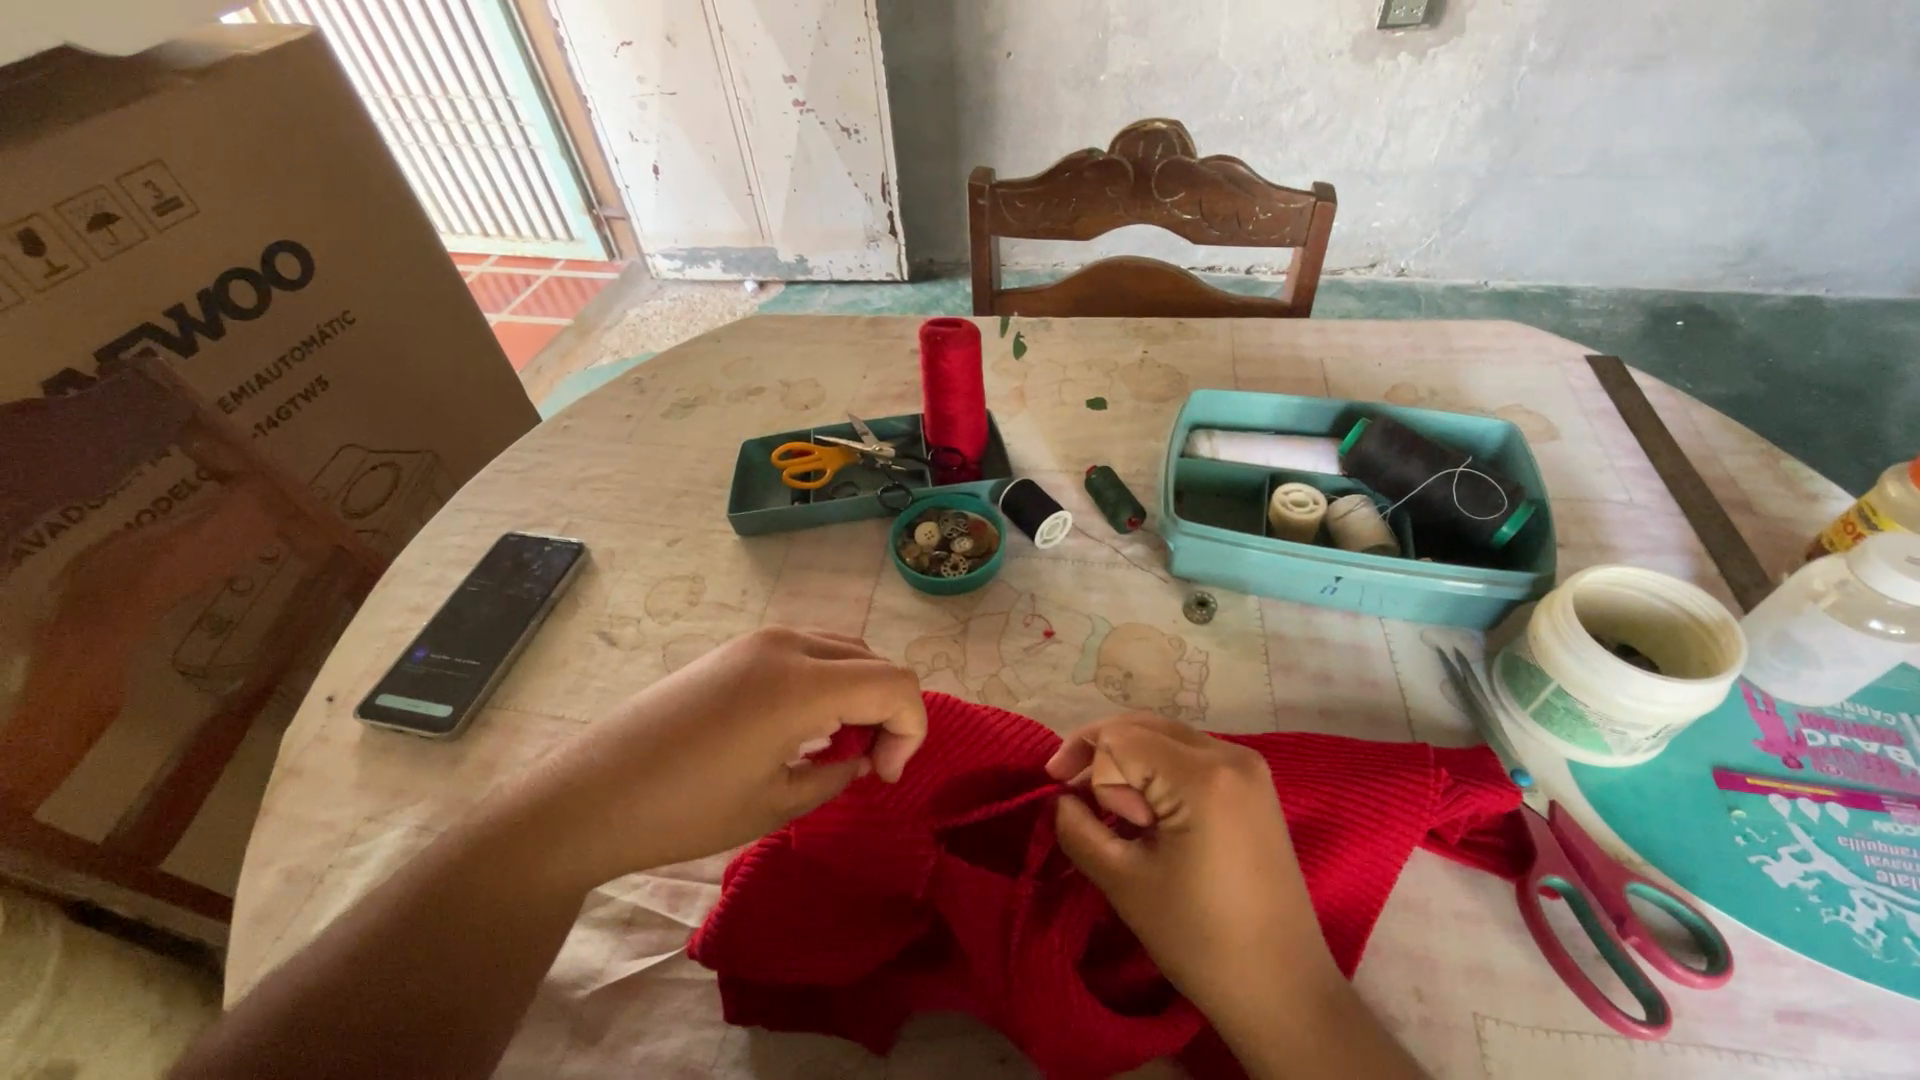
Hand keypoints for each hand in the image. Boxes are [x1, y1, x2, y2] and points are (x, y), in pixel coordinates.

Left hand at [501, 626, 925, 888]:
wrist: (588, 797)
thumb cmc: (684, 812)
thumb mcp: (775, 805)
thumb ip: (836, 775)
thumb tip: (860, 758)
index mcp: (801, 684)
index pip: (896, 684)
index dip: (910, 729)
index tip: (883, 775)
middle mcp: (785, 645)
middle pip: (874, 661)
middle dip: (888, 711)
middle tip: (867, 764)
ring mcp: (756, 642)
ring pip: (842, 651)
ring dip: (859, 693)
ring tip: (836, 746)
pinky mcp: (734, 651)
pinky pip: (807, 653)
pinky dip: (827, 682)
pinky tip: (803, 727)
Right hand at [1046, 715, 1340, 1029]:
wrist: (1282, 989)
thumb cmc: (1198, 938)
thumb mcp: (1122, 880)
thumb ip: (1078, 827)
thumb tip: (1061, 798)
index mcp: (1202, 775)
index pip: (1119, 738)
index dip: (1081, 760)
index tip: (1065, 801)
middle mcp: (1230, 755)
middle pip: (1143, 726)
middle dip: (1100, 754)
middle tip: (1071, 794)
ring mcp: (1249, 769)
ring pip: (1165, 738)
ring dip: (1128, 763)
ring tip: (1111, 813)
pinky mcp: (1254, 788)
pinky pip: (1190, 758)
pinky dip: (1157, 773)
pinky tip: (1145, 813)